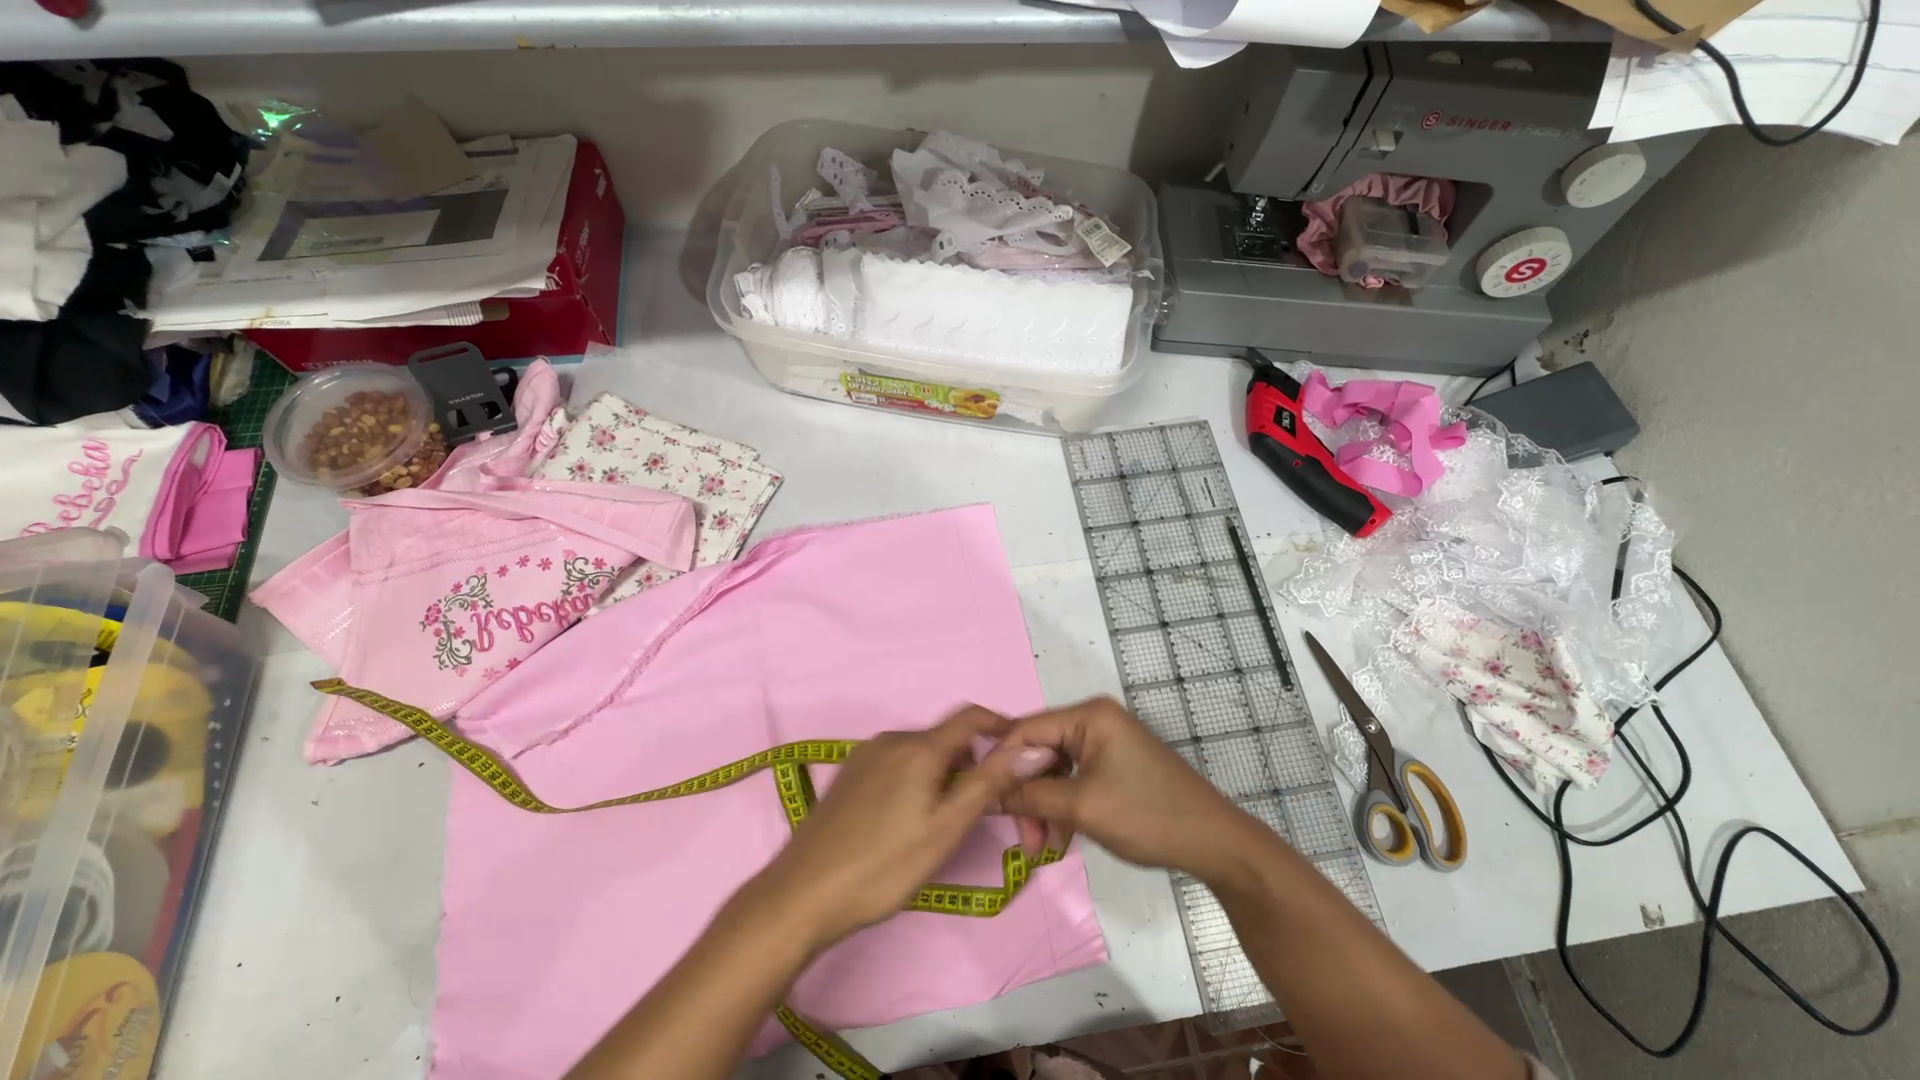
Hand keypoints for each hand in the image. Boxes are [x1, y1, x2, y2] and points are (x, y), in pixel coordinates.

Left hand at [743, 706, 1057, 951]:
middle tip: (986, 811)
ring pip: (921, 755)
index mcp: (918, 746)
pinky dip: (917, 783)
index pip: (972, 717)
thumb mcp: (947, 827)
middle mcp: (891, 740)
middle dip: (972, 763)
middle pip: (946, 740)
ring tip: (948, 823)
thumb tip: (1032, 747)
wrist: (804, 894)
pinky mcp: (849, 777)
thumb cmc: (885, 865)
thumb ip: (989, 782)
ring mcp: (865, 757)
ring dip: (943, 776)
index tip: (1025, 757)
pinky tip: (911, 823)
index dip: (1003, 729)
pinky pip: (897, 766)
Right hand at [999, 698, 1269, 884]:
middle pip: (1038, 753)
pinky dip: (1063, 808)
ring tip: (1045, 849)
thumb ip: (1029, 794)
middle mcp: (1095, 720)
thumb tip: (987, 790)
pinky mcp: (1114, 766)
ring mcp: (1106, 743)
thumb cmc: (1148, 816)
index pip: (1024, 732)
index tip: (983, 805)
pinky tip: (1061, 839)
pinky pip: (1074, 781)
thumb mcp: (1081, 808)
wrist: (1214, 843)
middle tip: (1026, 842)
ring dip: (1044, 808)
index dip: (999, 767)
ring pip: (1054, 772)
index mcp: (1089, 715)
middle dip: (1026, 796)